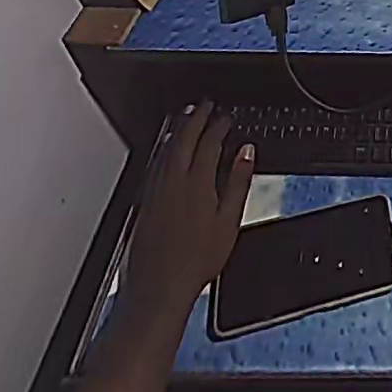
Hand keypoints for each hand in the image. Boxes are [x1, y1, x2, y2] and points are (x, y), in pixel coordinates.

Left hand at [122, 101, 254, 319]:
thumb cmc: (196, 260)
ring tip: (188, 115)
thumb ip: (238, 181)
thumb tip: (246, 153)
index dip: (219, 125)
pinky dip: (166, 145)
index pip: (209, 141)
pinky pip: (157, 159)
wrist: (159, 287)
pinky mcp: (146, 197)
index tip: (226, 117)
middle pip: (185, 136)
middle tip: (206, 104)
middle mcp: (175, 178)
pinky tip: (169, 145)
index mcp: (198, 181)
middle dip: (197, 116)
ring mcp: (157, 187)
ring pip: (168, 145)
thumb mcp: (229, 221)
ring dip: (180, 126)